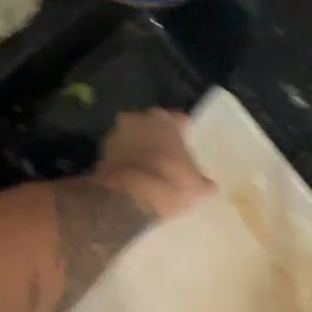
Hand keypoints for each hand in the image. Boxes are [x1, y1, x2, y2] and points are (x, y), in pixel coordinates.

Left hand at [92, 109, 214, 218]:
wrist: (129, 194)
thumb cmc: (170, 182)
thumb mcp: (197, 187)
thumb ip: (202, 180)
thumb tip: (208, 185)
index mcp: (165, 120)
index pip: (179, 120)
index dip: (184, 132)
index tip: (187, 142)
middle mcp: (139, 117)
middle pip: (153, 124)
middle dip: (159, 136)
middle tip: (168, 153)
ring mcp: (118, 130)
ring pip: (134, 134)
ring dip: (140, 144)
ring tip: (150, 164)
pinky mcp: (103, 146)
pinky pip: (121, 148)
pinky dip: (127, 155)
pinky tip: (134, 170)